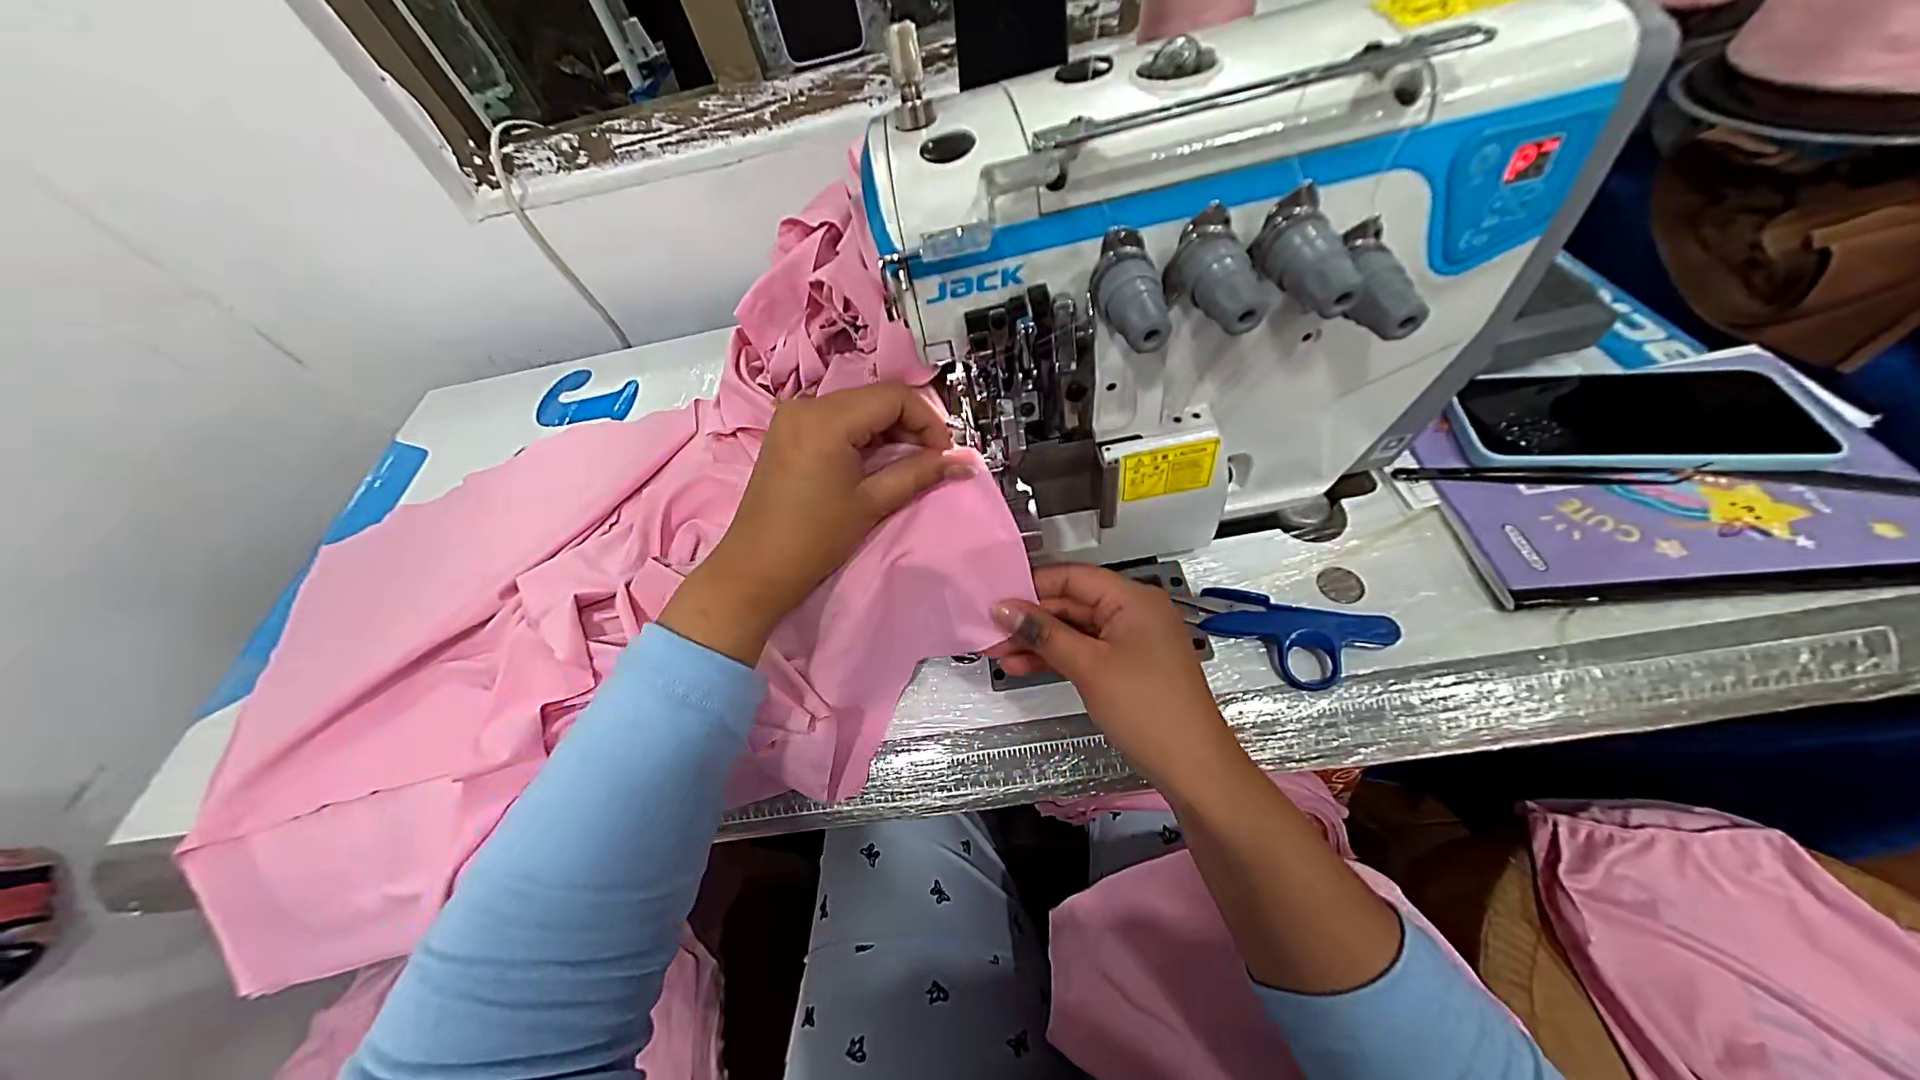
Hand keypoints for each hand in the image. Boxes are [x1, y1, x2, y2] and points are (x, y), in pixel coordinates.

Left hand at [660, 383, 971, 664]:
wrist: (757, 568)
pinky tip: (876, 462)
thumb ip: (920, 474)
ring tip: (908, 463)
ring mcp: (793, 417)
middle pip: (875, 397)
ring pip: (857, 407)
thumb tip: (963, 463)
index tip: (944, 453)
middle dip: (910, 424)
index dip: (928, 420)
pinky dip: (863, 435)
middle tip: (931, 459)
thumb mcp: (872, 502)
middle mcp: (806, 405)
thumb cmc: (815, 537)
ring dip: (888, 430)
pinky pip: (836, 420)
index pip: (894, 396)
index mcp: (827, 418)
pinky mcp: (787, 432)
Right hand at [987, 564, 1245, 791]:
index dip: (1033, 586)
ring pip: (1073, 630)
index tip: (998, 598)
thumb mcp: (1089, 666)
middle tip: (992, 629)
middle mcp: (1133, 613)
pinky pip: (1084, 651)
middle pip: (1071, 603)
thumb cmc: (1150, 710)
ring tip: (1000, 651)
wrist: (1191, 765)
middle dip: (1031, 618)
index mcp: (1133, 600)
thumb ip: (1043, 633)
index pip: (1073, 577)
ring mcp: (1130, 640)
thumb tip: (1005, 609)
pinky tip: (1023, 665)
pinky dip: (1056, 657)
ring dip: (1038, 641)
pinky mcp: (1125, 665)